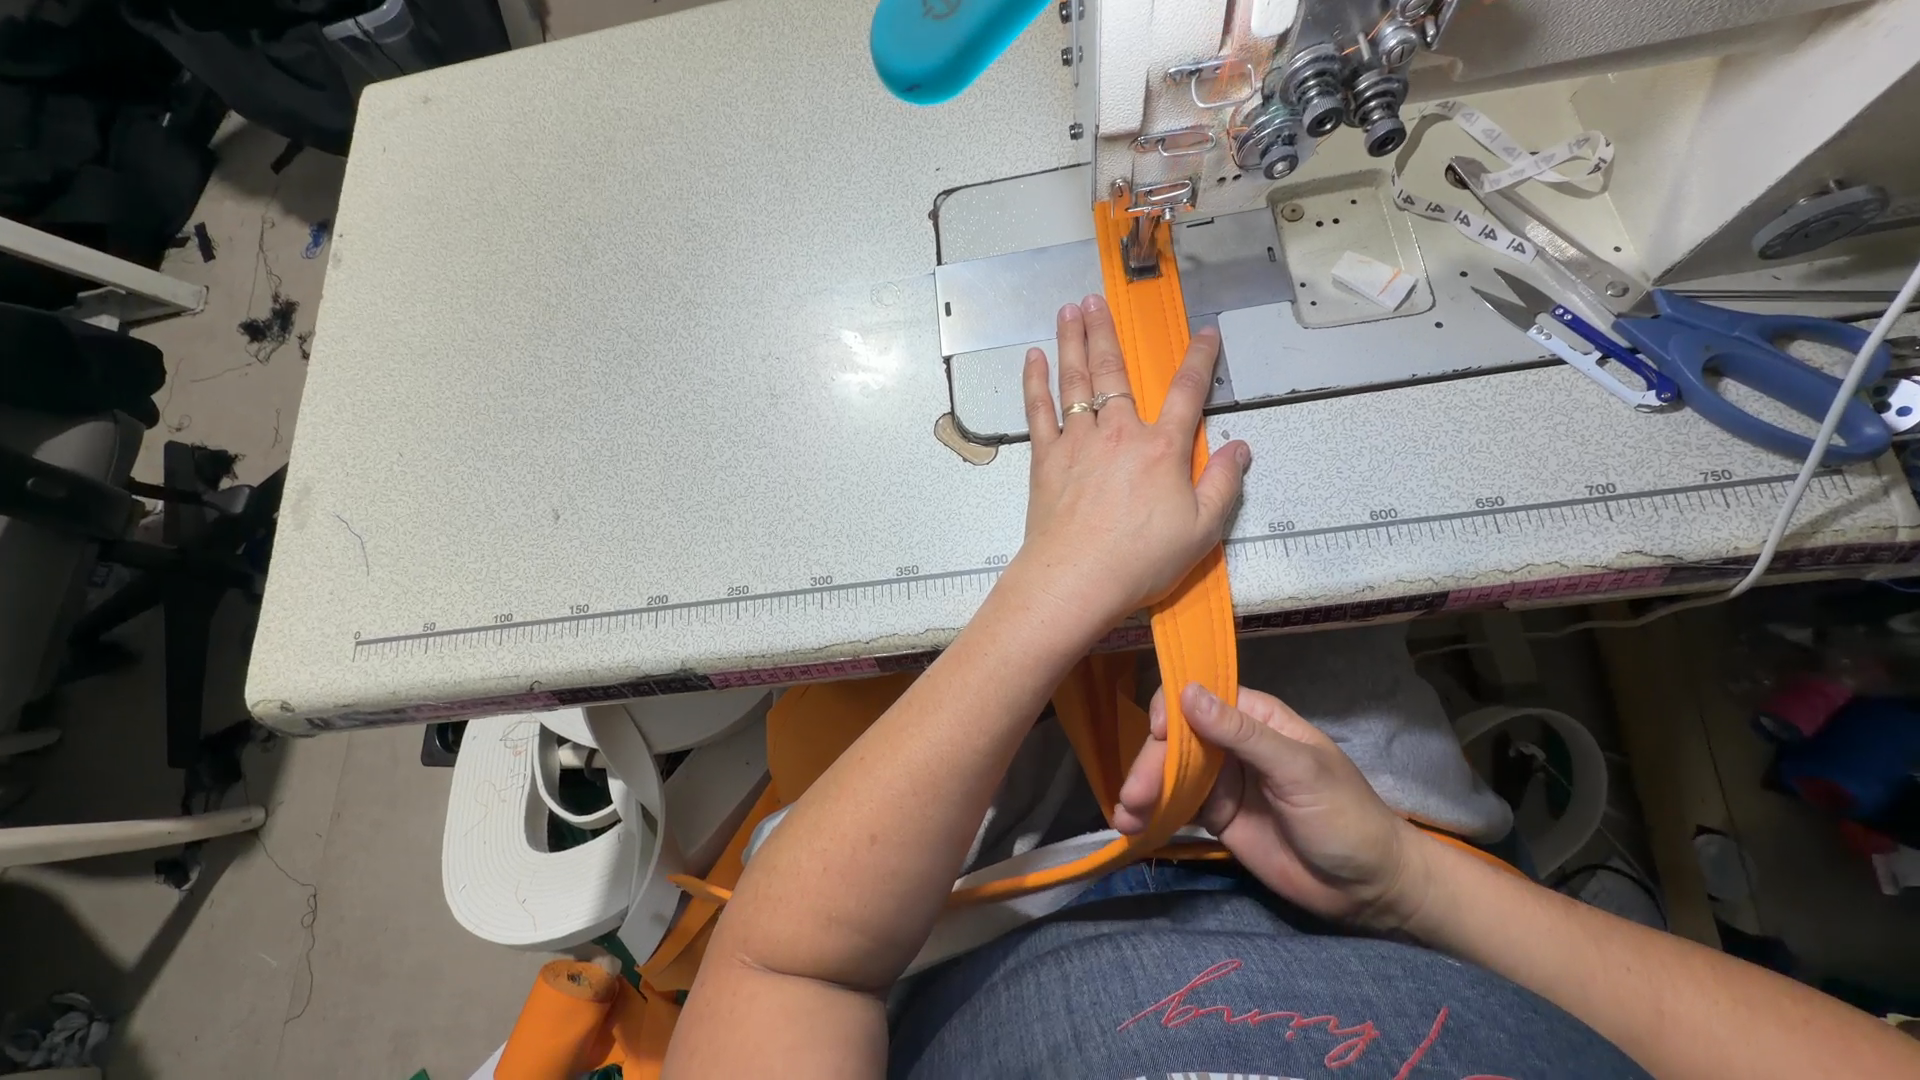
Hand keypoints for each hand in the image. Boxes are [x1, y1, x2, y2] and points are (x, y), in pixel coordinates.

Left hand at [1009, 294, 1249, 632]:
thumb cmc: (1140, 559)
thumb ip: (1224, 484)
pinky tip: (1034, 359)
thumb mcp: (1202, 529)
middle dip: (1107, 331)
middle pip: (1114, 371)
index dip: (1200, 360)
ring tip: (1069, 310)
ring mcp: (1077, 442)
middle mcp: (1118, 433)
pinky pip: (1039, 410)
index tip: (1206, 333)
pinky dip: (1036, 383)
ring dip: (1072, 341)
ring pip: (1075, 381)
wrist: (1077, 579)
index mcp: (1161, 449)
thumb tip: (1241, 450)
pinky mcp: (1046, 458)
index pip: (1187, 393)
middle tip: (1098, 300)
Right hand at [1115, 682, 1432, 931]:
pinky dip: (1152, 815)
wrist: (1370, 890)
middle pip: (1176, 741)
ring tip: (1126, 820)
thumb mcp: (1298, 770)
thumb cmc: (1345, 816)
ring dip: (1143, 791)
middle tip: (1134, 798)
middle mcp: (1231, 744)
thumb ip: (1242, 733)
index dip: (1171, 710)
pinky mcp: (1215, 817)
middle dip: (1151, 765)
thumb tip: (1188, 693)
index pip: (1200, 699)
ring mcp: (1222, 782)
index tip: (1156, 735)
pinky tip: (1133, 829)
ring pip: (1169, 774)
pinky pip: (1176, 807)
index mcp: (1255, 718)